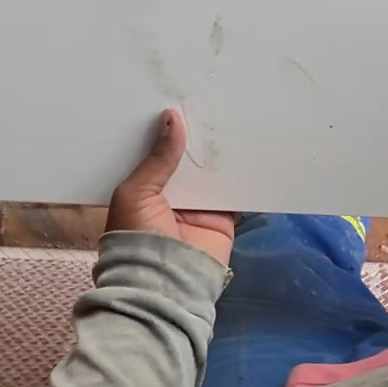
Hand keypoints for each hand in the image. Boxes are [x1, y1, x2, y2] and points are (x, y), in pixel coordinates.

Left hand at [105, 108, 235, 265]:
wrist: (165, 283)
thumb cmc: (138, 237)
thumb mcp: (137, 192)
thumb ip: (159, 158)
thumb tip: (172, 118)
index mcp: (144, 189)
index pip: (158, 154)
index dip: (169, 132)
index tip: (181, 103)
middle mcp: (172, 195)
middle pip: (188, 161)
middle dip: (198, 139)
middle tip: (212, 104)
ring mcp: (199, 207)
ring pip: (213, 173)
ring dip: (221, 155)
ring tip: (234, 120)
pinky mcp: (223, 218)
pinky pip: (235, 192)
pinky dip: (243, 176)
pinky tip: (250, 151)